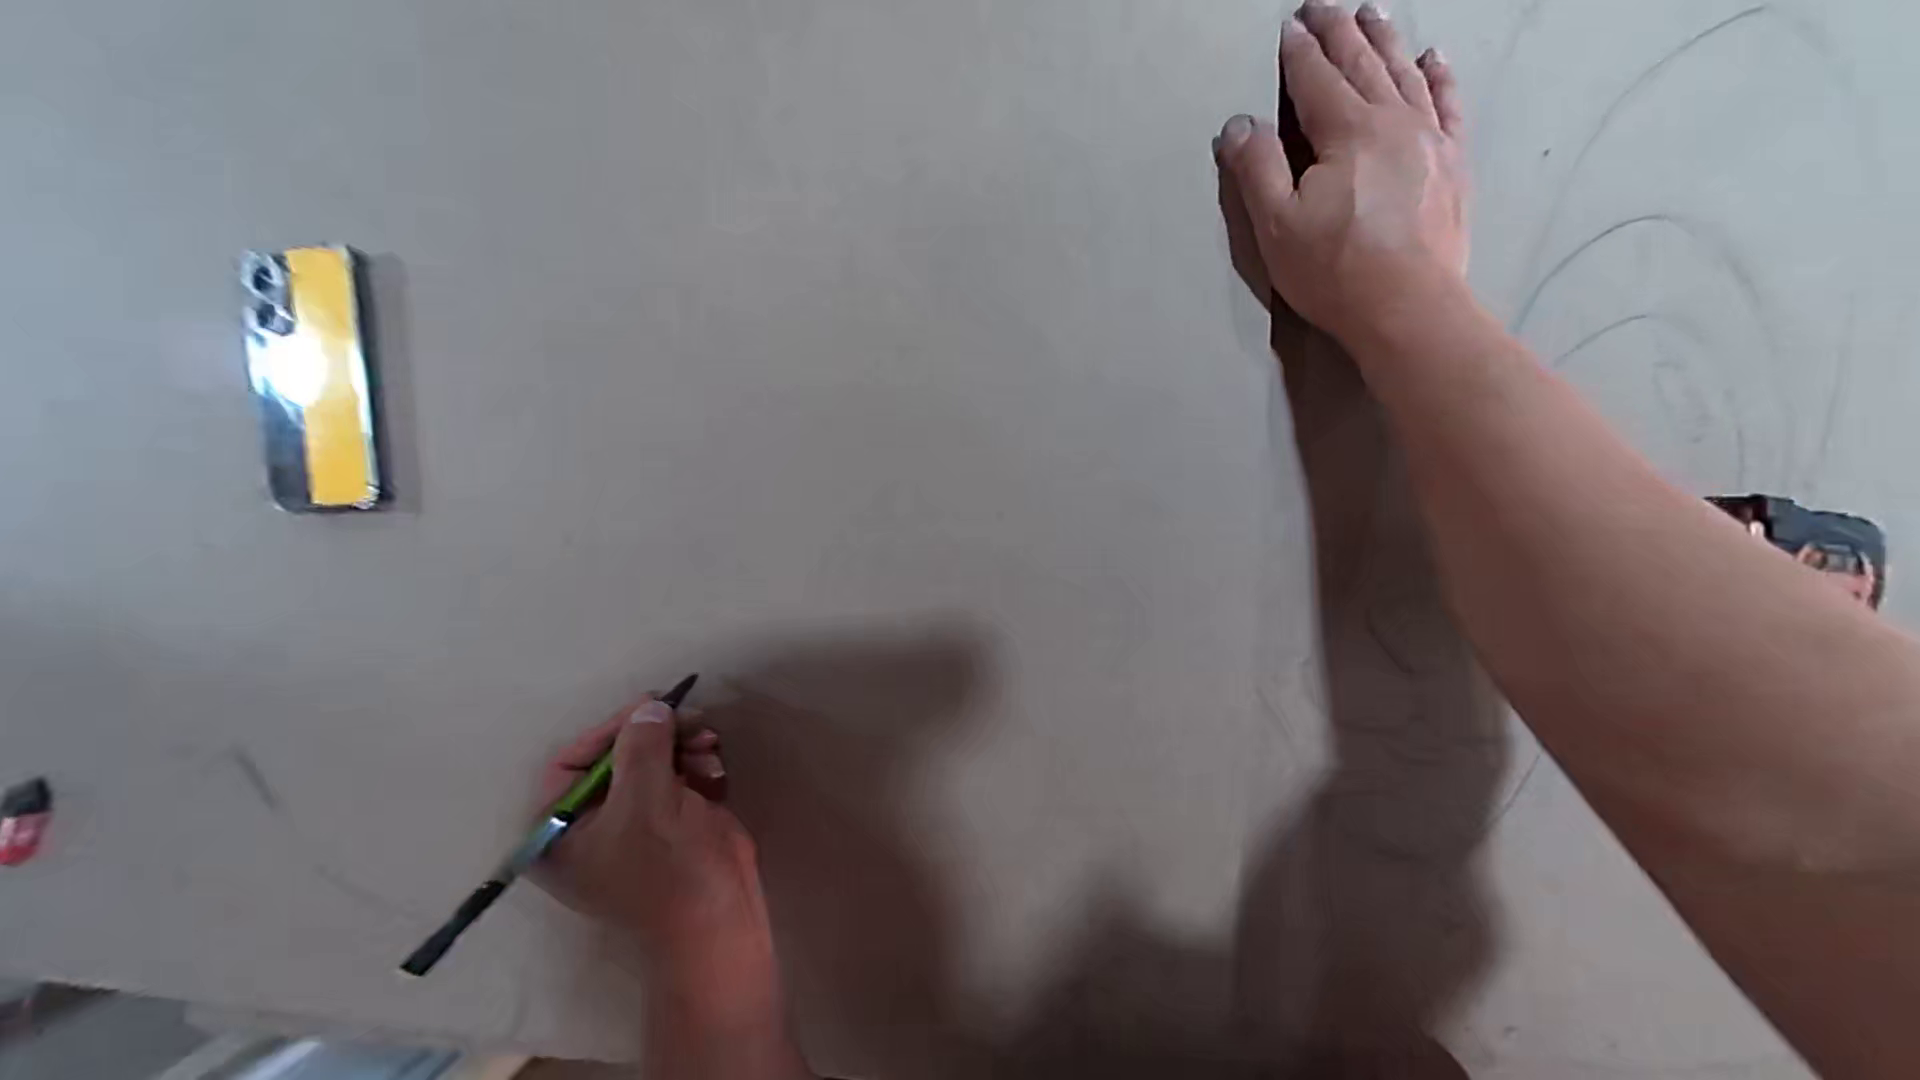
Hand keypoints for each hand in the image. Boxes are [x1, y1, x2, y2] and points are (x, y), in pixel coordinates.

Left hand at [534, 697, 765, 963]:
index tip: (652, 706)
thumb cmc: (667, 867)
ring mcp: (634, 819)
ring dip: (684, 745)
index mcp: (560, 830)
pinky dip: (697, 763)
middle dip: (658, 736)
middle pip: (618, 755)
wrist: (719, 916)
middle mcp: (591, 822)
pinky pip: (677, 774)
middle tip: (693, 719)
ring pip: (653, 760)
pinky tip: (714, 768)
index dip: (611, 730)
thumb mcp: (648, 801)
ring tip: (710, 746)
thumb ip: (643, 747)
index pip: (573, 761)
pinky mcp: (671, 818)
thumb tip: (649, 707)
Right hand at [1216, 2, 1469, 346]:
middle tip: (1323, 4)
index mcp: (1347, 133)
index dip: (1299, 53)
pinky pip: (1447, 103)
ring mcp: (1430, 139)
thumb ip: (1257, 169)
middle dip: (1339, 31)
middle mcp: (1393, 121)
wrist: (1406, 305)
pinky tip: (1432, 58)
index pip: (1317, 80)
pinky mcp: (1451, 163)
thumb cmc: (1332, 270)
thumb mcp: (1276, 226)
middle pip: (1363, 63)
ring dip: (1385, 40)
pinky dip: (1438, 75)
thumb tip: (1240, 123)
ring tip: (1372, 13)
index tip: (1287, 26)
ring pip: (1405, 73)